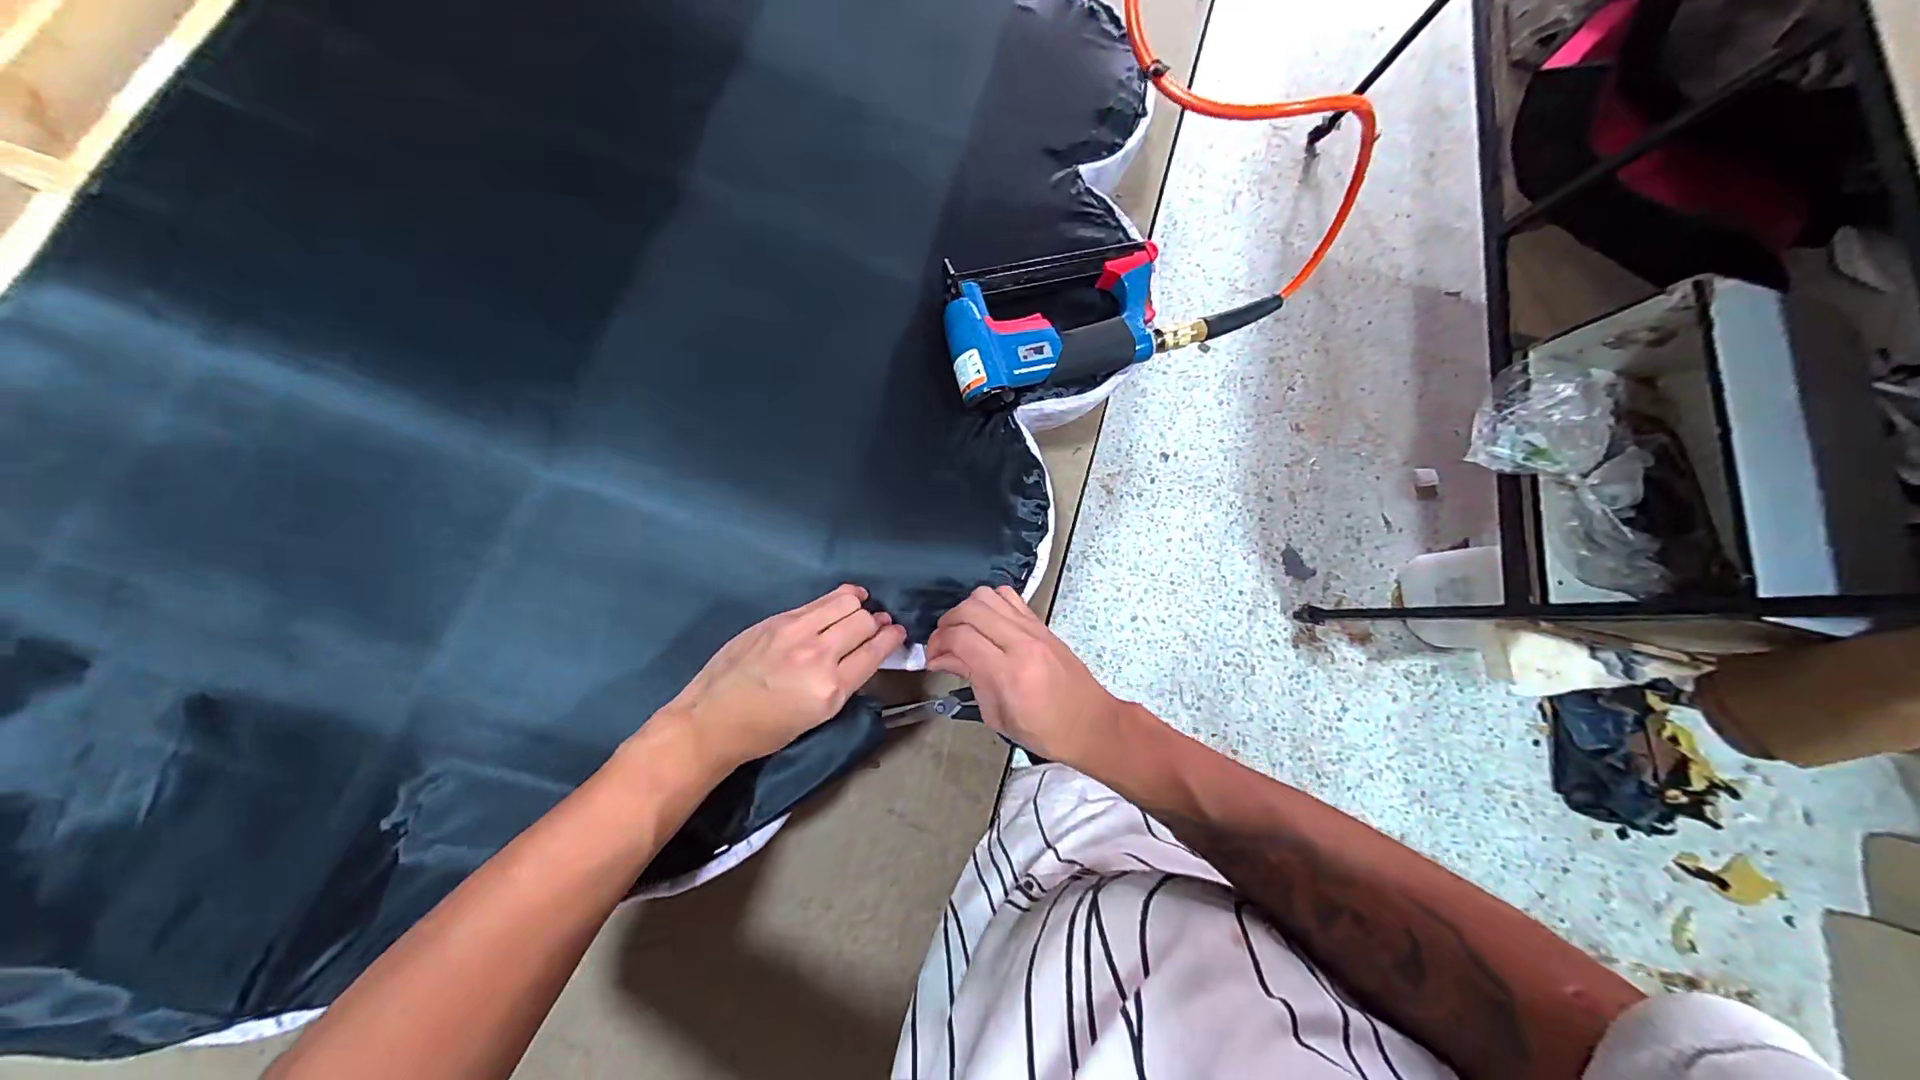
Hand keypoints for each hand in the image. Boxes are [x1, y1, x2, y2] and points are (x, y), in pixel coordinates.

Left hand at [651, 584, 906, 770]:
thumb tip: (862, 654)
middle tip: (879, 625)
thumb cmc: (766, 730)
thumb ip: (843, 682)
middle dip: (876, 622)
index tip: (897, 633)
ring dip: (859, 606)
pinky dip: (837, 598)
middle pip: (863, 622)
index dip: (891, 639)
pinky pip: (817, 602)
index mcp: (830, 689)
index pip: (874, 652)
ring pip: (843, 603)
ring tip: (862, 608)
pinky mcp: (776, 621)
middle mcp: (817, 655)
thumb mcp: (817, 716)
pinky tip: (843, 599)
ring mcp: (794, 633)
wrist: (712, 720)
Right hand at [924, 586, 1127, 765]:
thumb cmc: (1044, 731)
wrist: (1091, 723)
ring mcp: (1034, 629)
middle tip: (942, 644)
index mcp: (1009, 672)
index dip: (937, 644)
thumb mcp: (998, 715)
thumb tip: (944, 658)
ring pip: (988, 595)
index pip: (961, 637)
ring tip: (962, 630)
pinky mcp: (1042, 624)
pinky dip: (990, 604)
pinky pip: (1009, 598)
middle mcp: (1022, 642)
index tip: (932, 658)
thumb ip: (971, 679)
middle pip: (971, 609)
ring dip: (967, 609)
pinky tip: (986, 624)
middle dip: (947, 623)